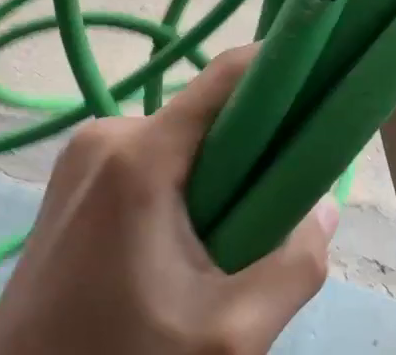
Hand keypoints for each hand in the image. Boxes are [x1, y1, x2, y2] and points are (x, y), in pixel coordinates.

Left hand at [0, 46, 339, 354]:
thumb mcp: (229, 337)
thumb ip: (295, 267)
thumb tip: (325, 207)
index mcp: (139, 156)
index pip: (229, 75)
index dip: (284, 69)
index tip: (325, 87)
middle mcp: (106, 135)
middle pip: (209, 115)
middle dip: (252, 150)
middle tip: (272, 211)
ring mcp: (81, 156)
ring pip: (182, 142)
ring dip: (215, 176)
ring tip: (220, 246)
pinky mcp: (70, 181)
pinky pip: (149, 160)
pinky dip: (180, 187)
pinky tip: (180, 248)